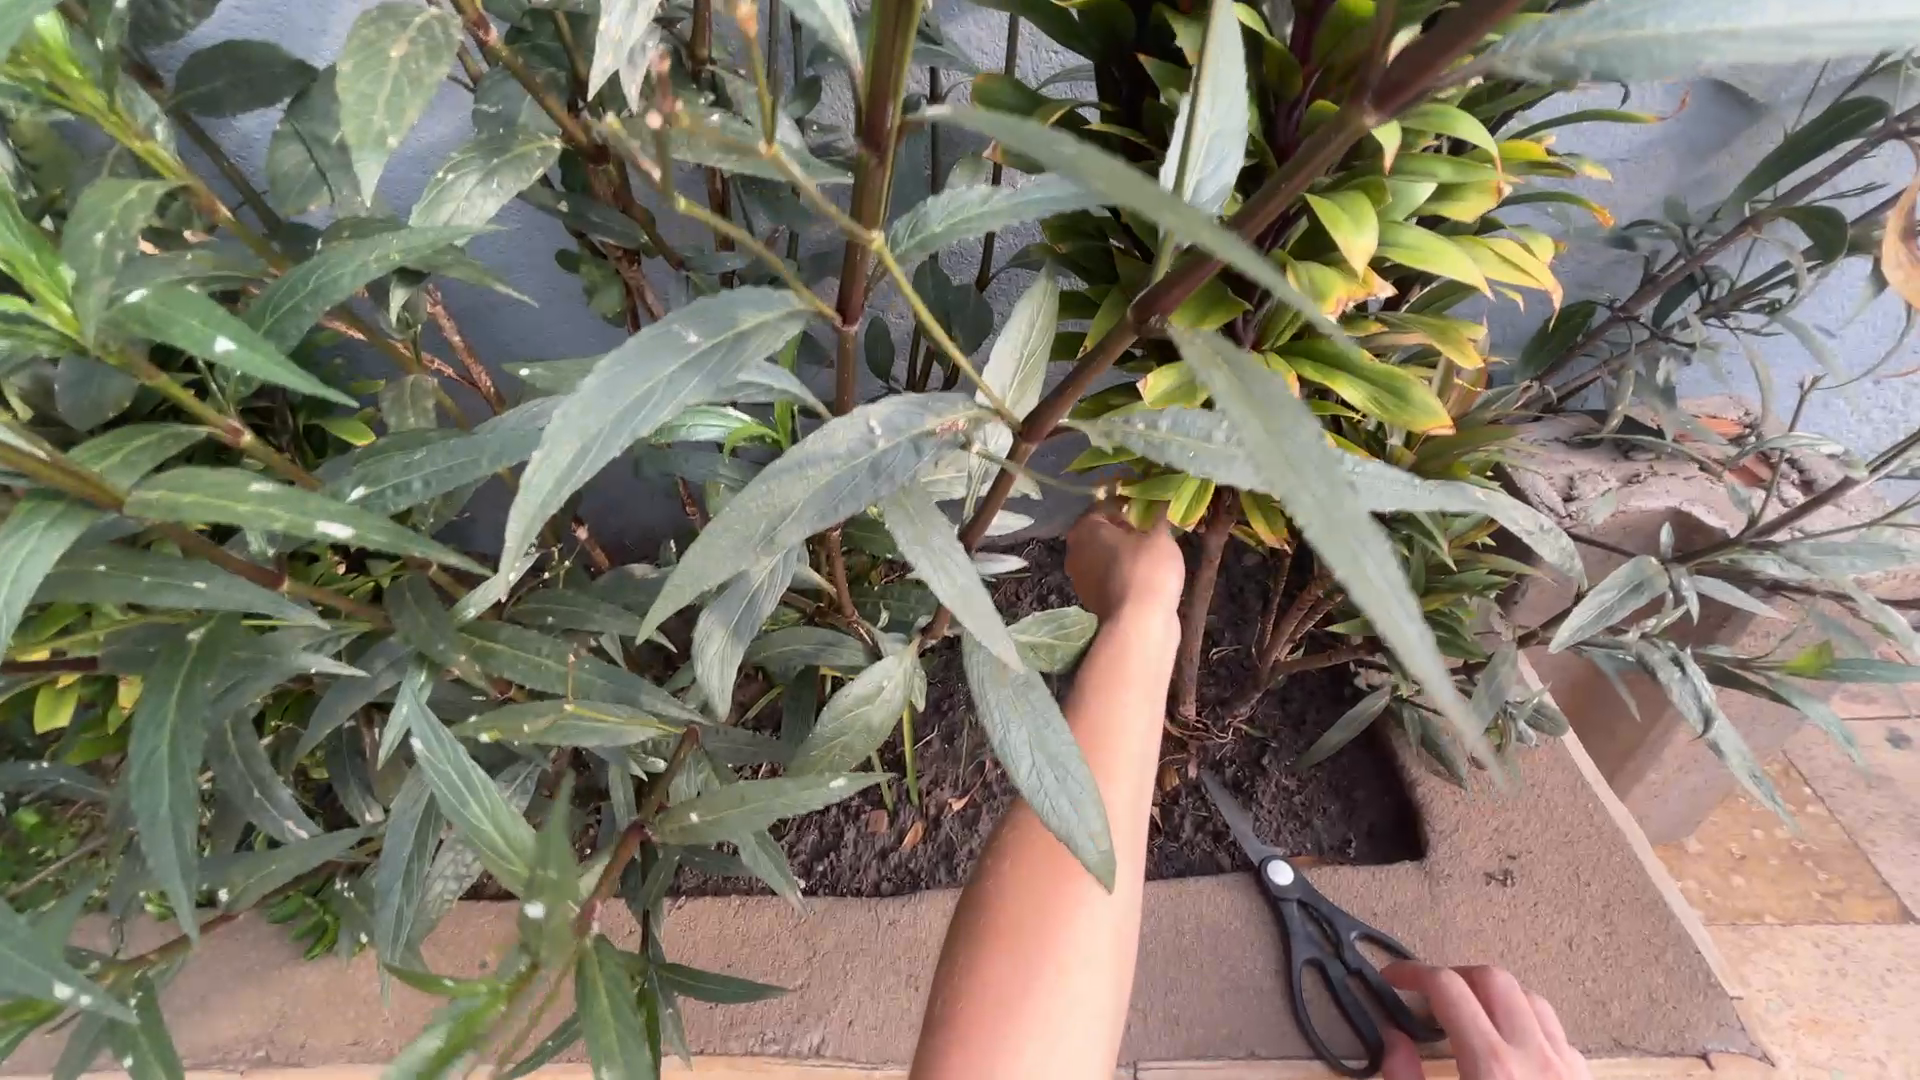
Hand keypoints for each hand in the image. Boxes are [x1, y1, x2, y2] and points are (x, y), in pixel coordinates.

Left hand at [1065, 503, 1183, 622]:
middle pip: (1100, 533)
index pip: (1104, 506)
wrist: (1139, 623)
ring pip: (1103, 557)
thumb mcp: (1160, 536)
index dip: (1127, 505)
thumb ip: (1160, 516)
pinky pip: (1108, 577)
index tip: (1147, 507)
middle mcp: (1074, 551)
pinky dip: (1123, 573)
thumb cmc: (1146, 569)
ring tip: (1151, 552)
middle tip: (1150, 530)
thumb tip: (1163, 502)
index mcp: (1084, 529)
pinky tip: (1144, 576)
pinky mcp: (1091, 600)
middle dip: (1123, 529)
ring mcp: (1079, 578)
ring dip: (1123, 553)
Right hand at [1381, 963, 1589, 1079]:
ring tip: (1472, 1016)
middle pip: (1492, 978)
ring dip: (1495, 996)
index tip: (1391, 978)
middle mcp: (1535, 1057)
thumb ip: (1405, 1079)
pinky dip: (1529, 1026)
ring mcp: (1569, 1071)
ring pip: (1531, 999)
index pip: (1446, 987)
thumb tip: (1393, 1037)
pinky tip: (1513, 1050)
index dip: (1411, 971)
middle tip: (1432, 996)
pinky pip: (1559, 1035)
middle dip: (1455, 976)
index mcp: (1491, 1066)